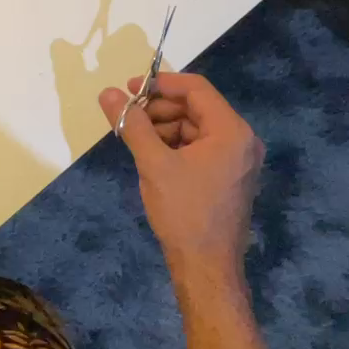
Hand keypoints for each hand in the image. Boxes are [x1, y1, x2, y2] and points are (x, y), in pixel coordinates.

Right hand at [97, 74, 264, 279]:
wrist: (206, 265)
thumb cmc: (183, 211)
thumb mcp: (153, 163)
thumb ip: (132, 124)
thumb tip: (108, 93)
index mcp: (231, 131)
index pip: (196, 88)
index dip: (161, 84)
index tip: (129, 89)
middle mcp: (241, 139)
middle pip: (196, 107)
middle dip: (159, 108)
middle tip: (127, 118)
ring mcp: (237, 159)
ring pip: (195, 127)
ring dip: (164, 127)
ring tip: (135, 139)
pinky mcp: (228, 176)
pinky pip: (200, 147)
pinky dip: (175, 145)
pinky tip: (152, 156)